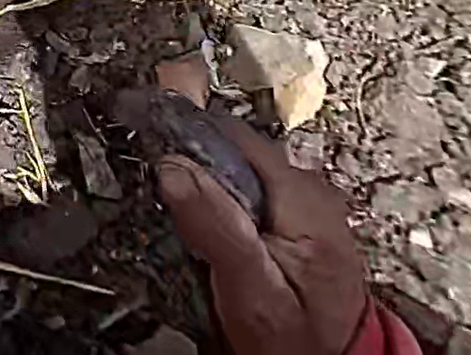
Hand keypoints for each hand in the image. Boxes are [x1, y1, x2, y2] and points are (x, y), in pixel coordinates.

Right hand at [157, 119, 369, 354]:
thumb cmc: (298, 344)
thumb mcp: (251, 293)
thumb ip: (215, 229)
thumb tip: (174, 169)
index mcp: (302, 195)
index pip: (232, 136)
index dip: (192, 143)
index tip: (161, 160)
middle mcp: (308, 185)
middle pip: (235, 149)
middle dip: (202, 170)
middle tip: (178, 205)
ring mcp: (306, 197)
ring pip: (240, 168)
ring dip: (214, 186)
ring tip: (198, 224)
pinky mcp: (300, 211)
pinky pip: (251, 187)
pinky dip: (229, 199)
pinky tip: (221, 230)